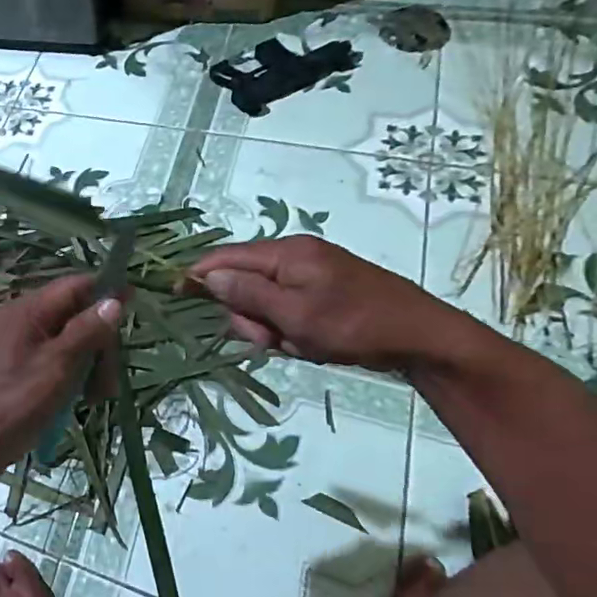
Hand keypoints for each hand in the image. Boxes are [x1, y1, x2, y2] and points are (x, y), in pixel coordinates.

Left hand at [0, 274, 122, 470]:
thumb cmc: (16, 402)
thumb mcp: (59, 364)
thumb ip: (88, 330)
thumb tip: (114, 300)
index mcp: (29, 309)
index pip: (76, 285)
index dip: (106, 293)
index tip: (135, 306)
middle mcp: (25, 319)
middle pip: (78, 314)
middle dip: (101, 344)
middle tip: (107, 382)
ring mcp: (22, 343)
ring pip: (73, 340)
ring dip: (91, 364)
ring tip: (95, 397)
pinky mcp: (22, 366)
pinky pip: (59, 358)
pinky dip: (75, 375)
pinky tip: (80, 399)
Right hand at [185, 236, 483, 372]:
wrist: (420, 337)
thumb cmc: (355, 325)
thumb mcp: (295, 314)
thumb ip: (248, 294)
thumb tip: (207, 276)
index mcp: (287, 252)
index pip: (226, 258)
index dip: (197, 276)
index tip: (176, 297)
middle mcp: (295, 256)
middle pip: (243, 283)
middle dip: (248, 316)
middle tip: (271, 340)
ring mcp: (310, 275)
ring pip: (264, 302)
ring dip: (270, 329)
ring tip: (298, 344)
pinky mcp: (322, 293)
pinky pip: (287, 311)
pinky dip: (289, 331)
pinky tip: (310, 344)